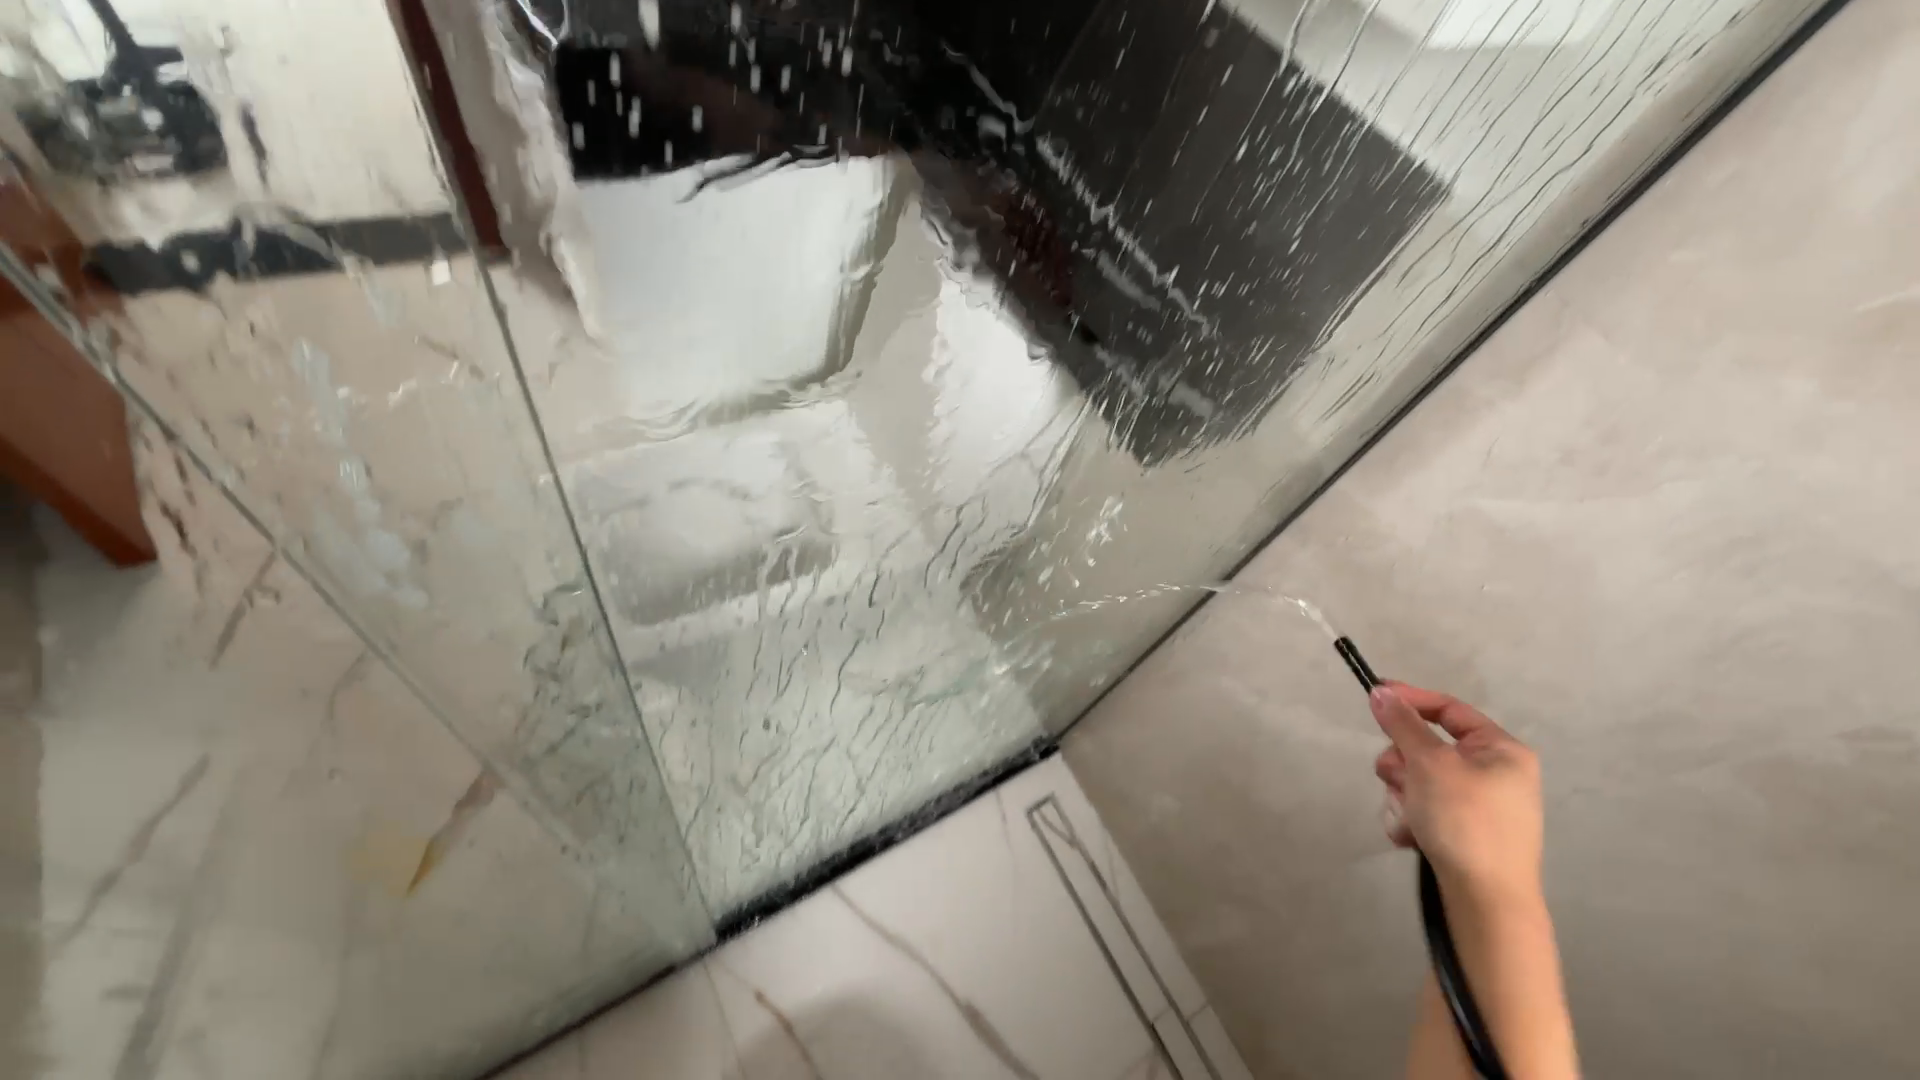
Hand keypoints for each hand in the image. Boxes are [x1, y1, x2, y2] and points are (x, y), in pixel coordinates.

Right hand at [1371, 682, 1543, 908]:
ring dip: (1401, 796)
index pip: (1448, 709)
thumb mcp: (1429, 763)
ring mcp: (1478, 805)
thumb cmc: (1465, 820)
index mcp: (1500, 750)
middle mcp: (1494, 773)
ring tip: (1409, 819)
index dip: (1409, 699)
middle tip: (1395, 779)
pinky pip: (1422, 808)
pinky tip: (1412, 836)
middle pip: (1425, 747)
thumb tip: (1381, 691)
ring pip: (1417, 780)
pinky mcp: (1462, 831)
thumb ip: (1403, 724)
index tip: (1373, 697)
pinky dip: (1409, 818)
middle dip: (1401, 765)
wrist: (1486, 899)